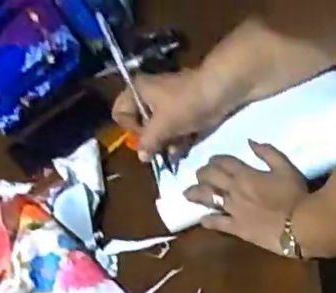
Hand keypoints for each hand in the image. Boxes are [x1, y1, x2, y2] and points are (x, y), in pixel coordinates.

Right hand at [111, 69, 235, 159]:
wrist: (215, 95)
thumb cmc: (184, 104)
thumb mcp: (163, 124)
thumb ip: (148, 141)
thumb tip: (141, 157)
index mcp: (137, 91)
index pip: (120, 114)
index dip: (130, 130)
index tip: (145, 137)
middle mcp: (147, 98)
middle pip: (140, 126)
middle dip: (151, 141)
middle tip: (161, 149)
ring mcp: (164, 108)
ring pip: (157, 133)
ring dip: (165, 144)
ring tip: (176, 150)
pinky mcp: (179, 117)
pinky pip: (171, 134)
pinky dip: (176, 142)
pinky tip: (183, 147)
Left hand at [187, 143, 309, 255]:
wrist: (301, 226)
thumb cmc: (296, 196)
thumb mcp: (285, 167)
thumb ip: (267, 152)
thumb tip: (250, 141)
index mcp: (245, 173)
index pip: (223, 161)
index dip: (215, 160)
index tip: (212, 161)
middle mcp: (234, 190)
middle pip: (210, 177)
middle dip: (202, 174)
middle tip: (199, 175)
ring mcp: (234, 210)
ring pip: (208, 198)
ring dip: (196, 194)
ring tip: (188, 194)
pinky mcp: (238, 229)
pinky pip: (218, 223)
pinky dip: (208, 220)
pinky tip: (201, 219)